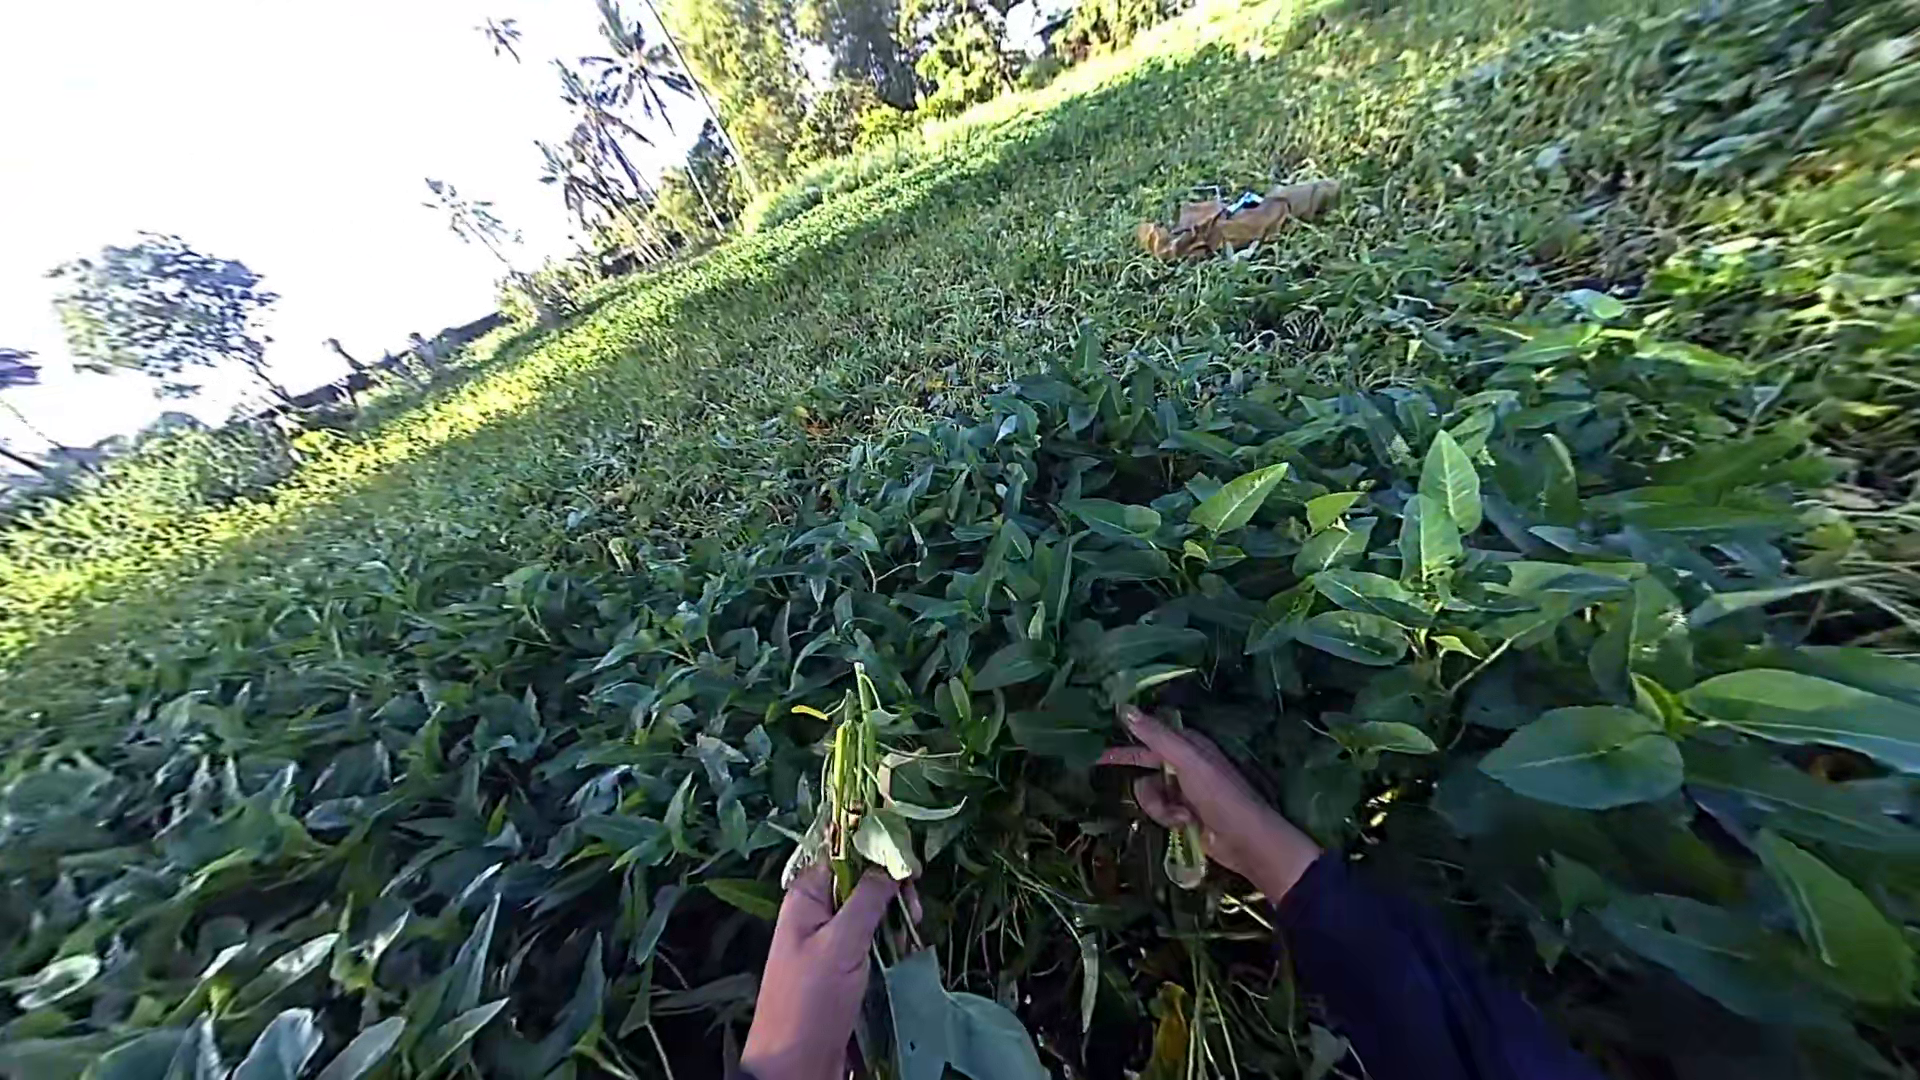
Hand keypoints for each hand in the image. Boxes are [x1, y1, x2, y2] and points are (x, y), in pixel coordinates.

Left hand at [740, 865, 897, 1079]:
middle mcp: (817, 908)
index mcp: (808, 894)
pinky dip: (889, 933)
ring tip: (913, 923)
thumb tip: (893, 859)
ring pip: (870, 905)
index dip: (876, 848)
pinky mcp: (842, 961)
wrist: (793, 1074)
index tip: (908, 859)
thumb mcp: (842, 943)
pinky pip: (870, 933)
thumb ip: (868, 897)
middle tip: (914, 899)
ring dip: (894, 910)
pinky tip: (904, 942)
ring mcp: (830, 936)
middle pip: (861, 877)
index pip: (844, 851)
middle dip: (890, 883)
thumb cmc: (811, 1001)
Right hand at [1098, 706, 1321, 899]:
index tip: (1103, 728)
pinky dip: (1166, 816)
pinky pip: (1157, 808)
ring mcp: (1181, 789)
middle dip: (1128, 762)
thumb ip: (1155, 735)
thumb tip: (1123, 708)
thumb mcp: (1186, 760)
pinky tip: (1183, 822)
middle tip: (1097, 759)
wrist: (1248, 842)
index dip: (1129, 730)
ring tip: (1177, 813)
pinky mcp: (1181, 813)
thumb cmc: (1220, 795)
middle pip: (1143, 758)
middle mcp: (1182, 762)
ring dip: (1158, 802)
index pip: (1150, 731)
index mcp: (1187, 743)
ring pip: (1147, 788)